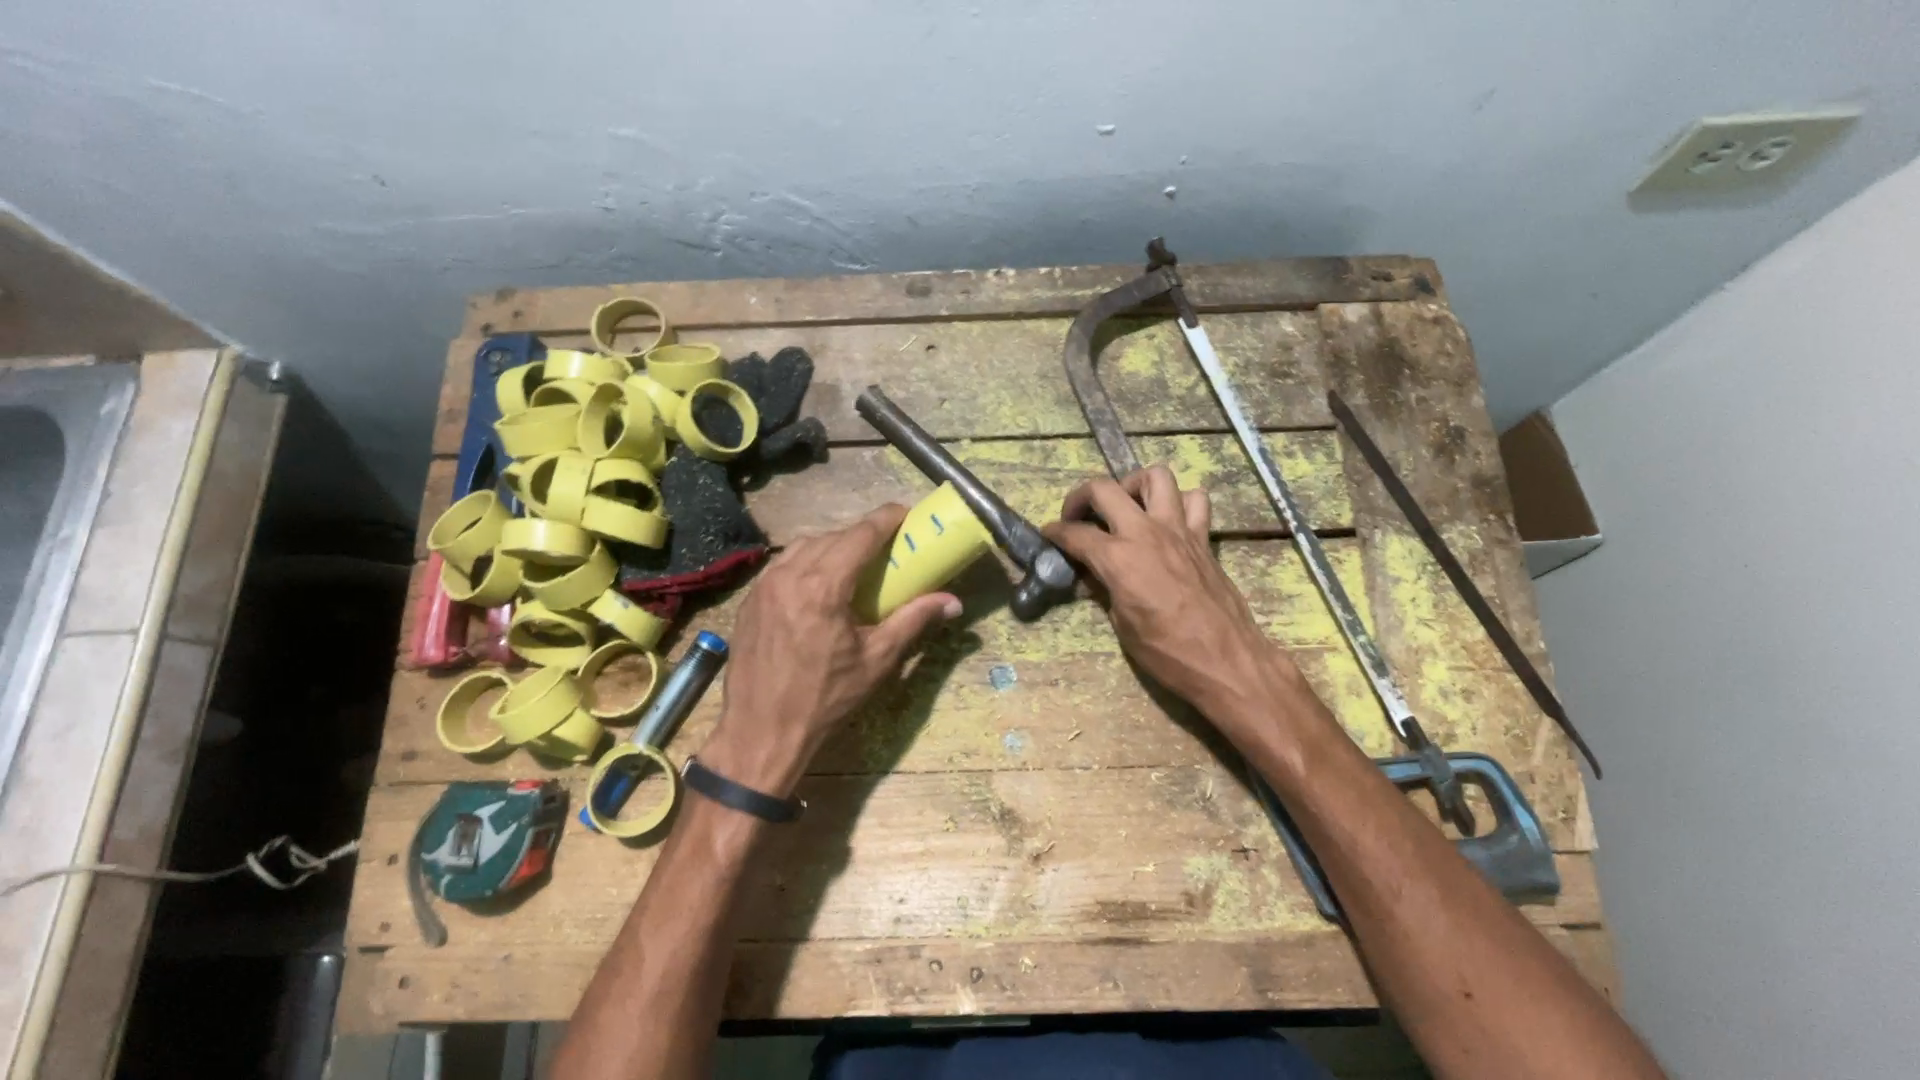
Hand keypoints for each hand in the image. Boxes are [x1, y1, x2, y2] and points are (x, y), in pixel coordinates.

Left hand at [702, 503, 959, 796]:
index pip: (860, 535)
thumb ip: (913, 621)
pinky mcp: (749, 601)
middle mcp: (788, 575)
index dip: (886, 519)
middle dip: (861, 535)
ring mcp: (762, 586)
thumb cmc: (825, 699)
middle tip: (887, 548)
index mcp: (823, 586)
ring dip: (832, 546)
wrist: (761, 733)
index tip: (906, 514)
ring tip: (854, 565)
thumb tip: (952, 602)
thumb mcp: (877, 660)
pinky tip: (820, 587)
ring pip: (802, 547)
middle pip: (832, 536)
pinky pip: (782, 567)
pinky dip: (806, 564)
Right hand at [1042, 466, 1307, 734]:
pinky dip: (1181, 501)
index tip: (1048, 534)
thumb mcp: (1122, 626)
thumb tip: (1089, 576)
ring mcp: (1179, 530)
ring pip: (1156, 476)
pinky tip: (1170, 520)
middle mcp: (1146, 533)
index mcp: (1118, 559)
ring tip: (1127, 506)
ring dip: (1134, 485)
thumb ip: (1104, 590)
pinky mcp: (1203, 538)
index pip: (1075, 534)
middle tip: (1078, 516)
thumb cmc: (1168, 653)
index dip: (1055, 533)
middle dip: (1082, 497)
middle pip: (1105, 489)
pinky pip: (1195, 500)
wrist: (1226, 660)